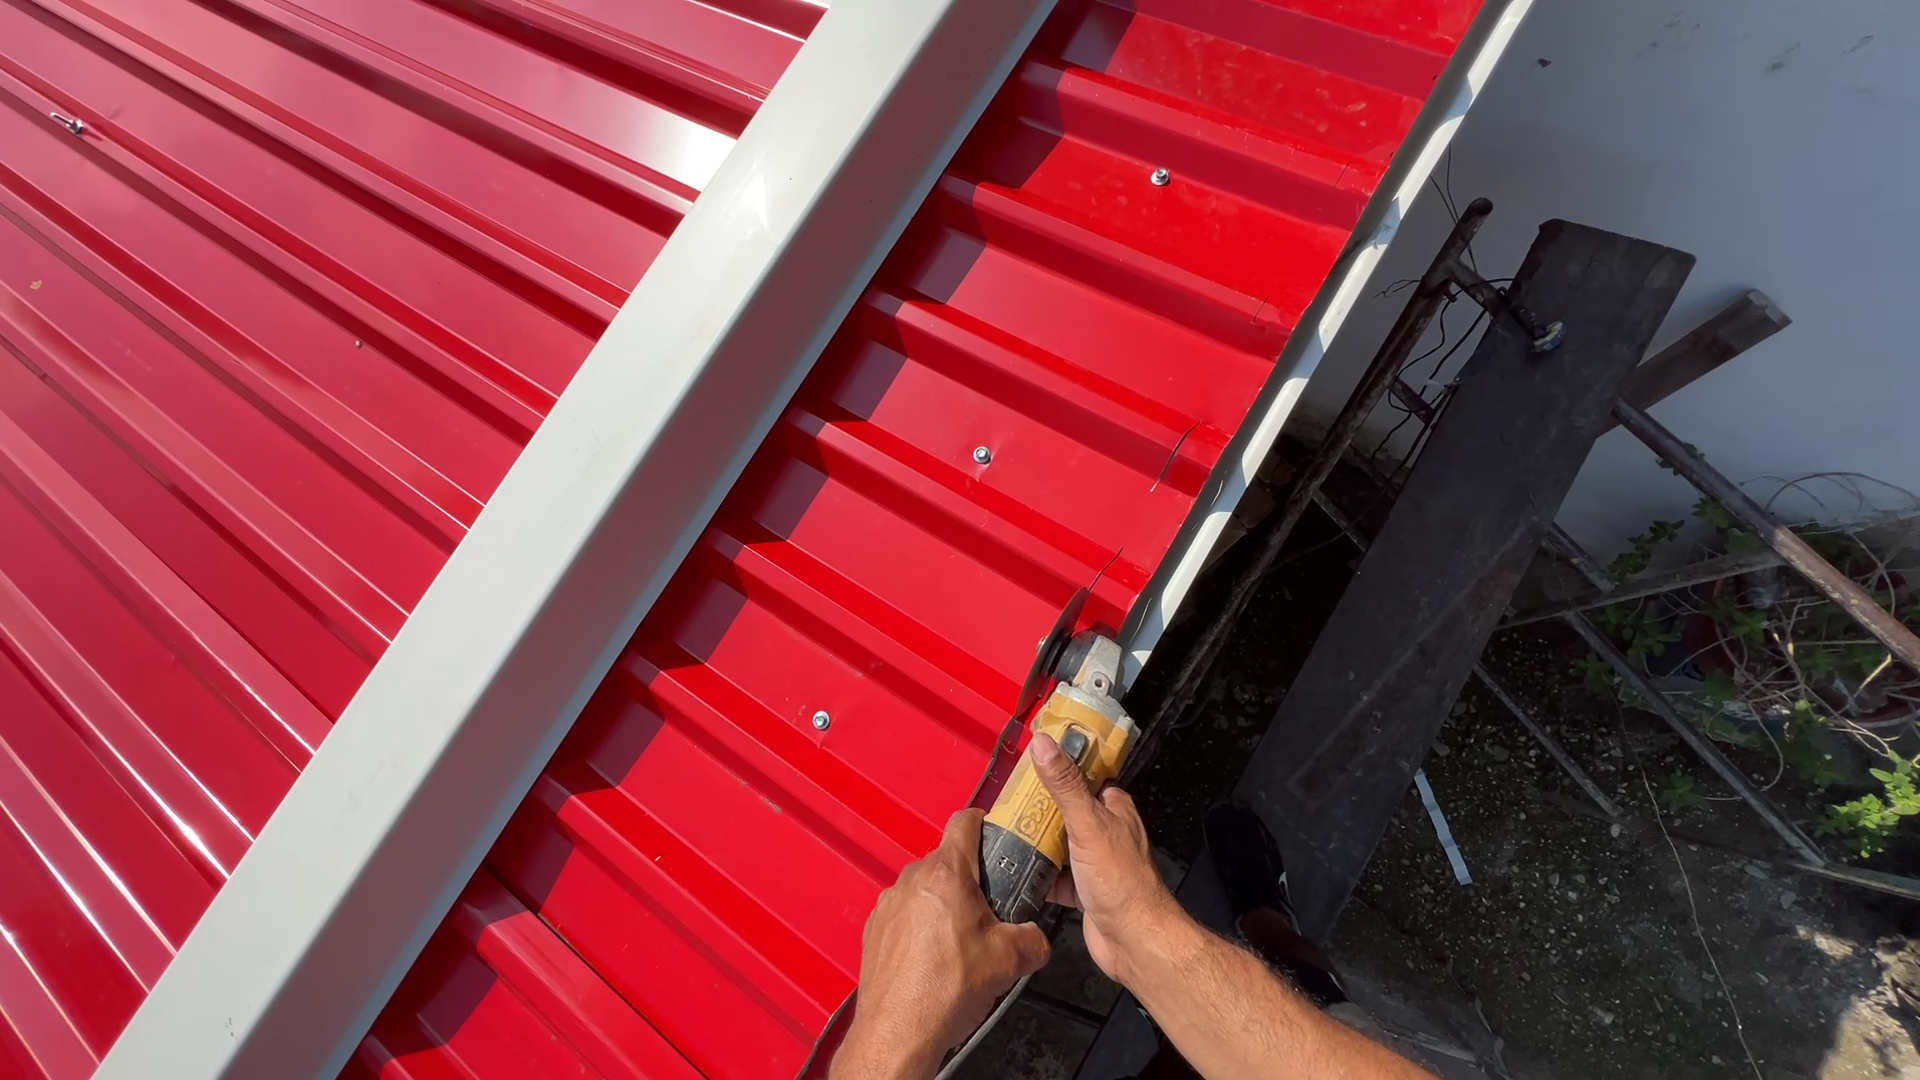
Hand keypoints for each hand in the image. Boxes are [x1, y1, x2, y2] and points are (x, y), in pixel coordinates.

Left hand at [832, 810, 1050, 1078]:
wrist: (897, 1032)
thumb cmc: (943, 991)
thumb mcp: (1009, 961)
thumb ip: (1032, 939)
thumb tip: (1036, 939)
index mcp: (947, 873)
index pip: (964, 821)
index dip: (983, 822)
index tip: (992, 831)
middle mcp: (914, 879)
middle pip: (947, 860)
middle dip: (968, 879)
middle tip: (987, 908)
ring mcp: (890, 902)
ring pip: (924, 887)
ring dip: (942, 903)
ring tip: (959, 941)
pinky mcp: (876, 927)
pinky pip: (904, 913)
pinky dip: (918, 926)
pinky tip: (932, 959)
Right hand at [1031, 734, 1182, 987]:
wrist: (1134, 942)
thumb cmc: (1122, 881)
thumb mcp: (1088, 823)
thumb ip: (1065, 784)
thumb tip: (1044, 745)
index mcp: (1114, 807)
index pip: (1085, 774)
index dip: (1060, 765)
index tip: (1031, 758)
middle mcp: (1106, 831)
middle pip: (1067, 808)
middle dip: (1040, 806)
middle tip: (1009, 799)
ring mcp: (1094, 860)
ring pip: (1059, 842)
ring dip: (1037, 840)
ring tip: (1007, 831)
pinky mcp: (1083, 889)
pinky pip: (1055, 875)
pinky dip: (1038, 873)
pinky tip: (1019, 870)